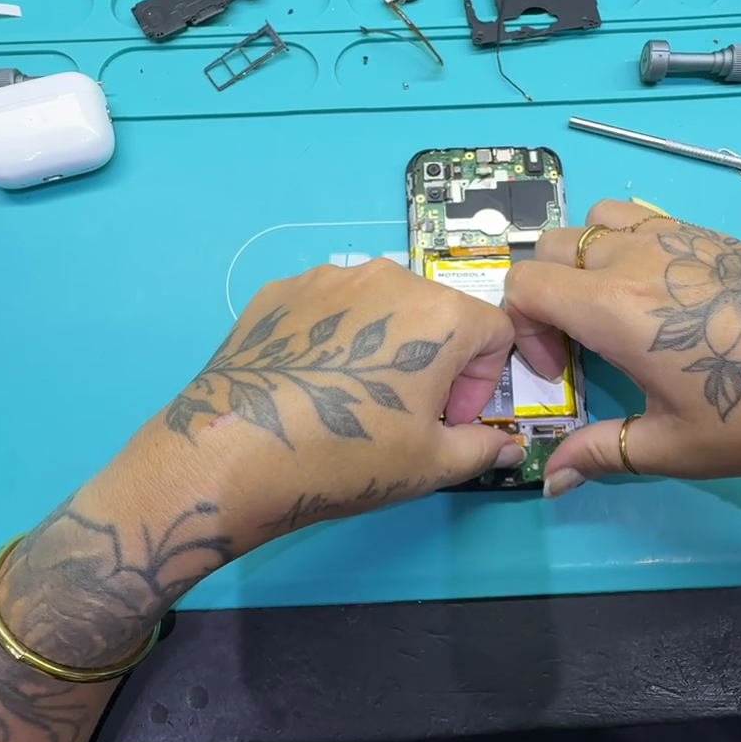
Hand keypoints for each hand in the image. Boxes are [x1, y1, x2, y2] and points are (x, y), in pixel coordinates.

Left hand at [117, 259, 520, 549]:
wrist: (232, 455)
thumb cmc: (349, 458)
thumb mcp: (431, 465)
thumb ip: (483, 447)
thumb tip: (508, 446)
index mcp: (439, 313)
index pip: (495, 332)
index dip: (483, 381)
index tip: (449, 419)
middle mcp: (388, 276)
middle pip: (438, 313)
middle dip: (438, 361)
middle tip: (404, 412)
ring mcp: (327, 277)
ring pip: (382, 305)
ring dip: (387, 344)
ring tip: (351, 395)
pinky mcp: (279, 289)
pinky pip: (330, 305)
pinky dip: (336, 336)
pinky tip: (307, 381)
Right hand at [505, 200, 740, 496]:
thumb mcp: (672, 446)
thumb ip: (597, 454)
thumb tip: (549, 483)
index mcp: (614, 307)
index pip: (523, 283)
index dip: (523, 330)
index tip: (565, 371)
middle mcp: (635, 257)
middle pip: (550, 247)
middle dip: (544, 295)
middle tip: (583, 345)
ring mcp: (676, 235)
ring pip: (594, 220)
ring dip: (582, 260)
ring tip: (613, 308)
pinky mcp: (711, 232)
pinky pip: (640, 218)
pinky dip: (623, 245)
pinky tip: (664, 297)